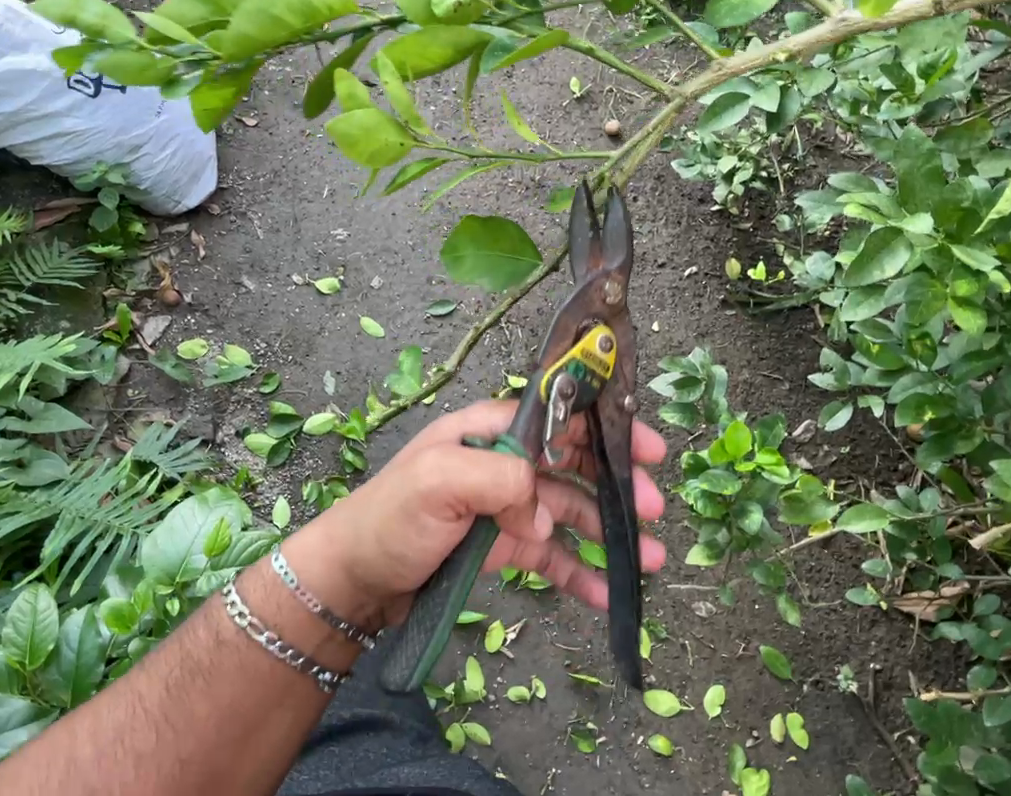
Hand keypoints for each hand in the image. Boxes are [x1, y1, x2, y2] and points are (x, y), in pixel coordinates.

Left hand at [281, 399, 667, 626]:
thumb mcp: (439, 482)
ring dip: (610, 531)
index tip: (646, 447)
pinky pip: (554, 554)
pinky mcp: (504, 545)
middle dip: (617, 482)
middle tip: (654, 506)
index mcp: (490, 431)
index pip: (559, 418)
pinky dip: (582, 571)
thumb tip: (543, 510)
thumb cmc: (390, 518)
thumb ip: (500, 480)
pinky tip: (607, 593)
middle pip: (574, 464)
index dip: (605, 427)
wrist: (356, 579)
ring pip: (571, 511)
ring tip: (650, 557)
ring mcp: (506, 506)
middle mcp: (504, 462)